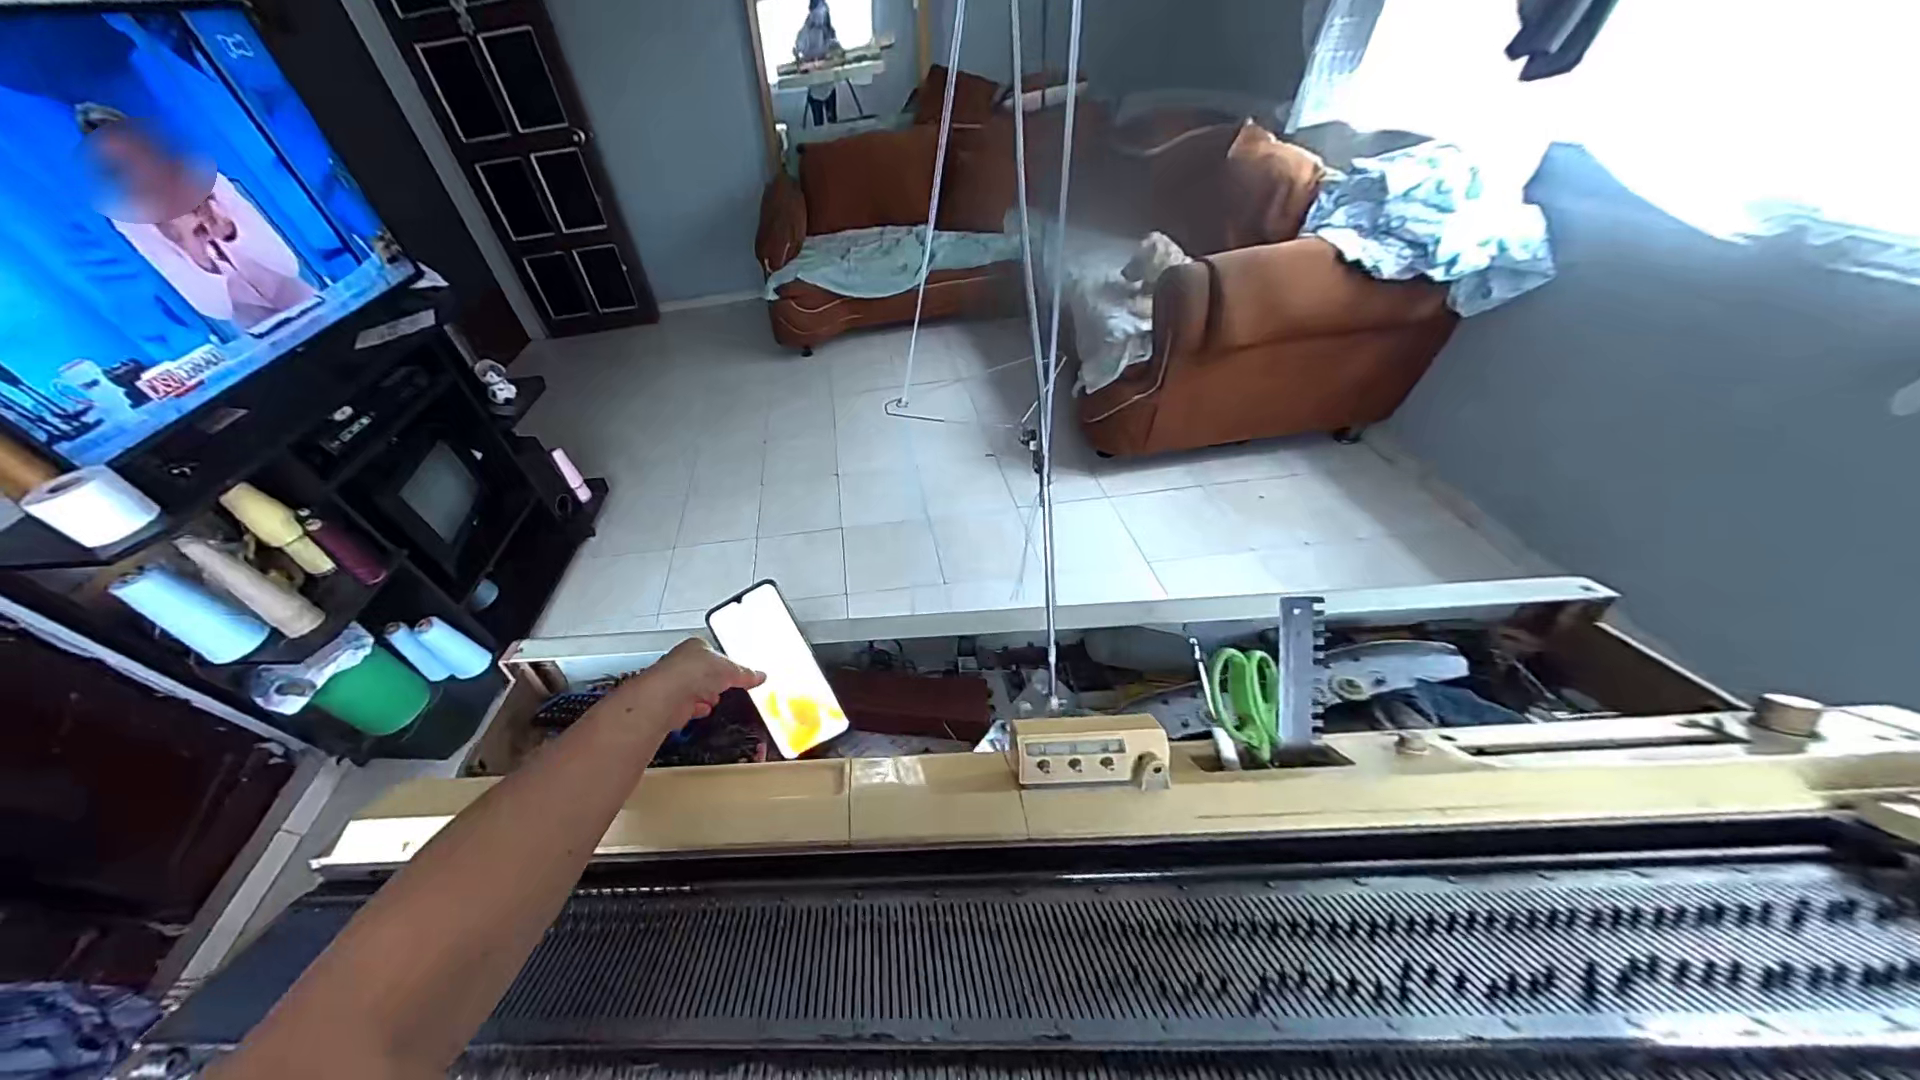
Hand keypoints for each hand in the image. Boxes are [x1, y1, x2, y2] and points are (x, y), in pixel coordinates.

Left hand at [639, 638, 763, 726]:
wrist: (668, 695)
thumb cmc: (693, 672)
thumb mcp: (732, 670)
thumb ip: (746, 674)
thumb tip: (760, 676)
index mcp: (696, 646)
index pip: (715, 653)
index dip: (727, 663)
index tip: (737, 673)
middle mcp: (682, 662)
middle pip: (704, 672)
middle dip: (716, 682)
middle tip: (729, 687)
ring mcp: (674, 683)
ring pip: (695, 690)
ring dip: (706, 696)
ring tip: (717, 699)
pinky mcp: (670, 704)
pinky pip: (687, 707)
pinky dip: (696, 709)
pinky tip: (704, 710)